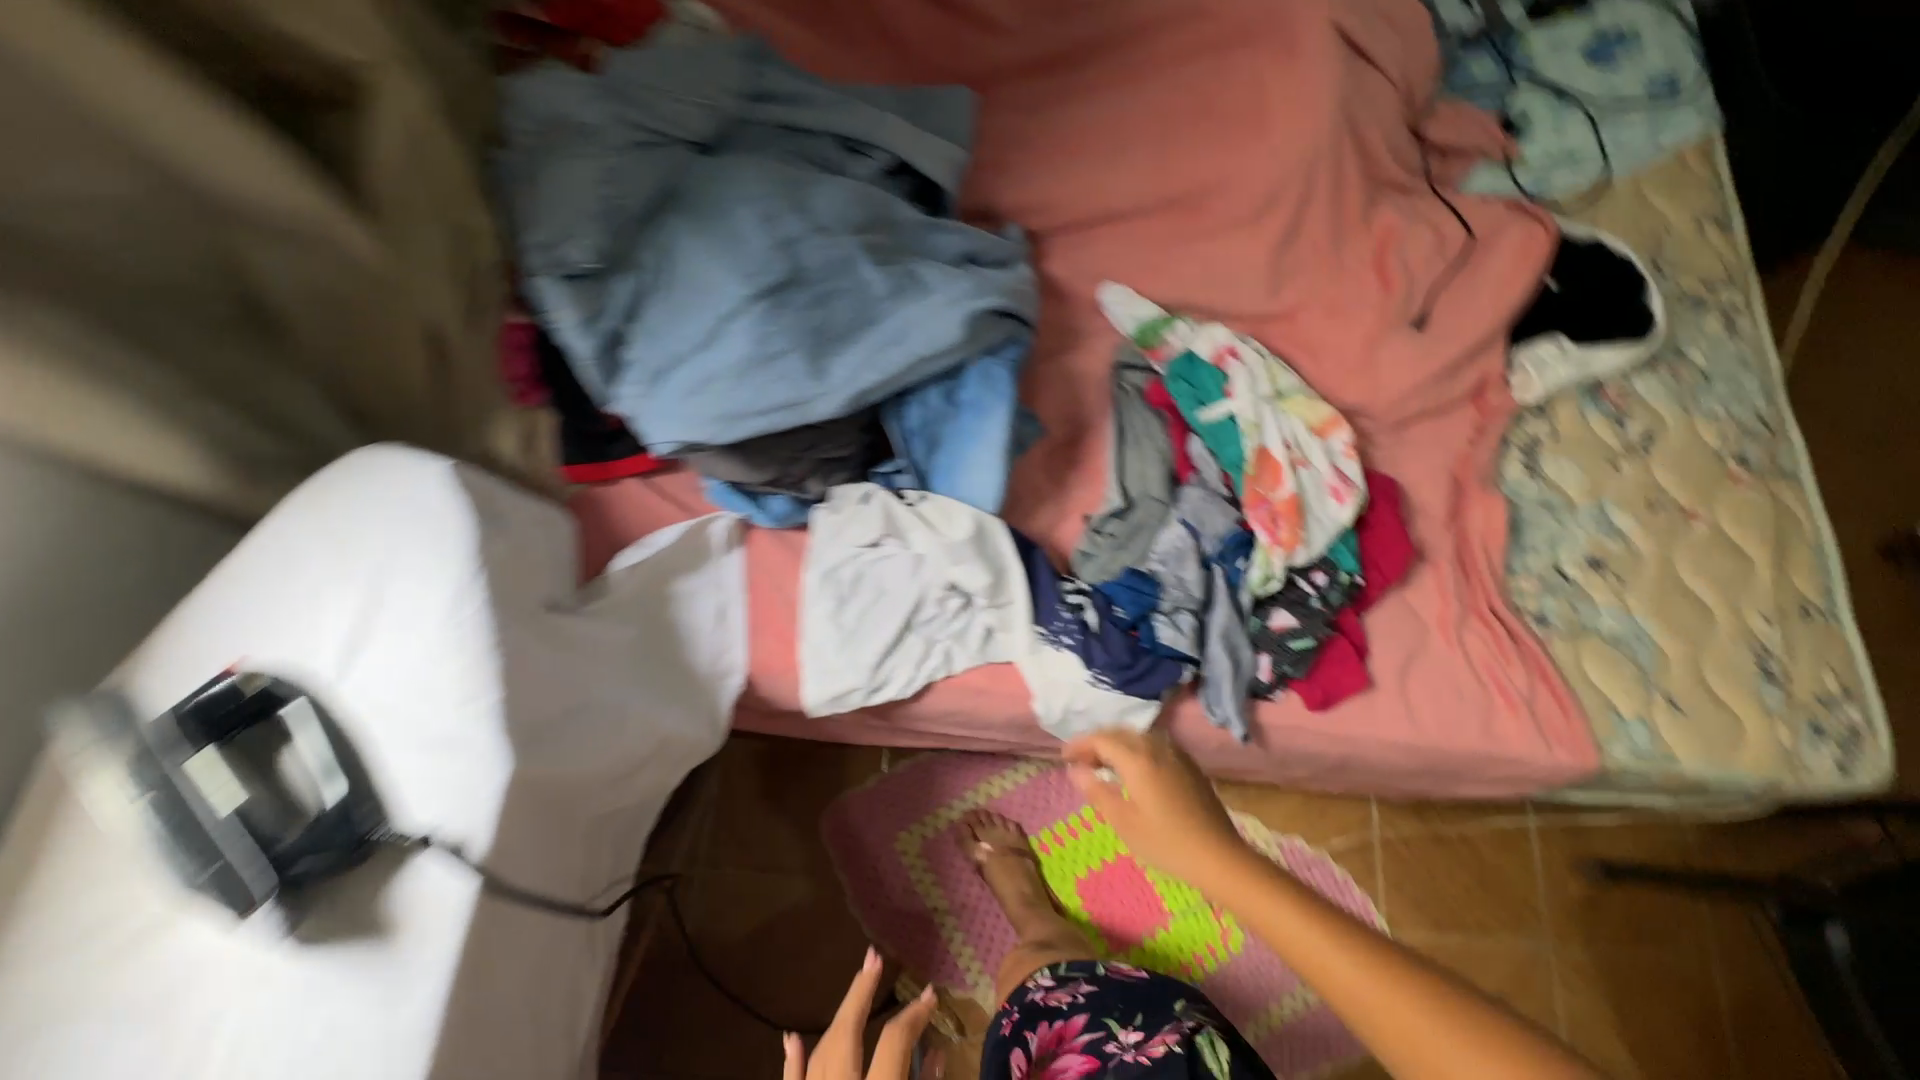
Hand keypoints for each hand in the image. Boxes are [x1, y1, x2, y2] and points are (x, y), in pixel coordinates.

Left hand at [783, 946, 939, 1079]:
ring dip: (839, 1022)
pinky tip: (791, 1038)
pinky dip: (793, 1059)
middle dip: (861, 992)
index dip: (914, 1015)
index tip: (930, 994)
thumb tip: (937, 1052)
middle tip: (874, 957)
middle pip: (846, 1033)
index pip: (894, 1041)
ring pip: (821, 1051)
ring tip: (856, 995)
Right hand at [1063, 729, 1251, 888]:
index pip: (1101, 739)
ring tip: (1103, 764)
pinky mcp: (1189, 765)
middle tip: (1080, 761)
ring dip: (1117, 744)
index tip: (1064, 758)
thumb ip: (1097, 792)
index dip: (1079, 745)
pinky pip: (1155, 745)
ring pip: (1139, 737)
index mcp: (1138, 759)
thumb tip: (1075, 770)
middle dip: (1097, 742)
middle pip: (1120, 733)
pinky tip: (1133, 770)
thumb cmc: (1166, 843)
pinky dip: (1136, 749)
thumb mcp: (1124, 822)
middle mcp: (1157, 747)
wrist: (1219, 856)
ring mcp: (1177, 754)